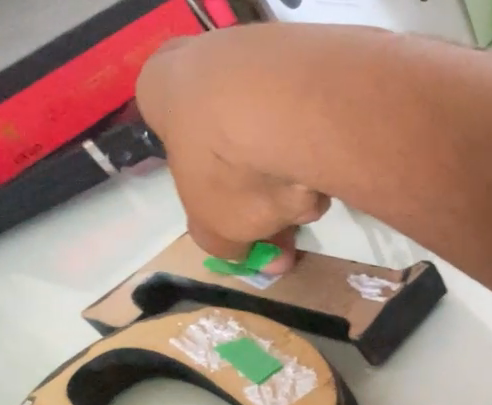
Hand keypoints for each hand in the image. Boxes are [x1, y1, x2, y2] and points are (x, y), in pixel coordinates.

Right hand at [136, 28, 333, 271]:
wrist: (282, 110)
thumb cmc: (224, 165)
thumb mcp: (212, 223)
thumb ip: (223, 242)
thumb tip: (246, 257)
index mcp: (161, 93)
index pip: (192, 156)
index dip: (224, 200)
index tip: (253, 230)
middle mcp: (206, 63)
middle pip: (245, 152)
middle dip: (270, 197)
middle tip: (292, 229)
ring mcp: (263, 60)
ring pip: (286, 144)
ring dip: (298, 181)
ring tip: (307, 195)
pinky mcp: (318, 69)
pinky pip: (322, 131)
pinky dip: (326, 157)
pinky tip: (329, 168)